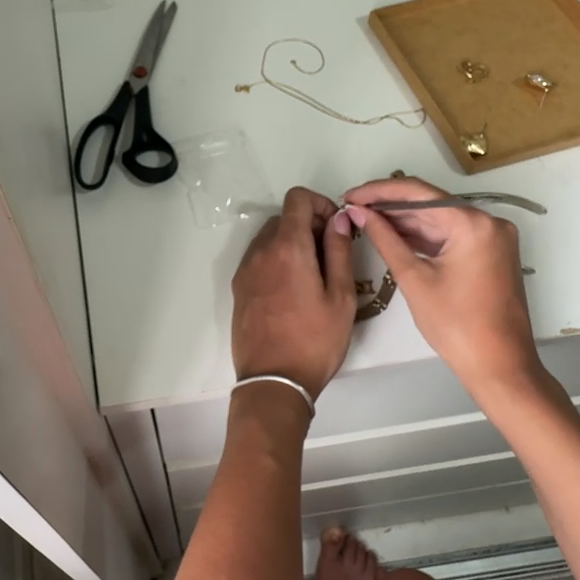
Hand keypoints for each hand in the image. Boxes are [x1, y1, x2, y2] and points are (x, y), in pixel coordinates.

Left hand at [230, 187, 356, 400]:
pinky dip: (278, 260)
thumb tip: (338, 218)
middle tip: (332, 257)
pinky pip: (260, 258)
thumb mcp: (340, 296)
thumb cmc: (315, 340)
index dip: (320, 204)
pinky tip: (294, 291)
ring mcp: (246, 268)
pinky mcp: (239, 287)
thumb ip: (339, 251)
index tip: (336, 228)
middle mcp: (260, 251)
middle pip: (283, 217)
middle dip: (309, 226)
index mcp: (287, 247)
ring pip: (270, 238)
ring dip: (293, 243)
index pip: (297, 198)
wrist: (273, 381)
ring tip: (315, 277)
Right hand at [342, 177, 540, 394]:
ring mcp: (492, 237)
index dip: (378, 191)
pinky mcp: (489, 252)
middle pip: (428, 203)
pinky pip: (449, 234)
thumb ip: (384, 238)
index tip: (349, 195)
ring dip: (403, 220)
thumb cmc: (456, 325)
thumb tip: (357, 211)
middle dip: (389, 206)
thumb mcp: (413, 278)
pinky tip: (391, 234)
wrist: (500, 367)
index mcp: (472, 223)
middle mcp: (488, 222)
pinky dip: (421, 235)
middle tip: (352, 208)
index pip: (417, 192)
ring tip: (365, 219)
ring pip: (438, 218)